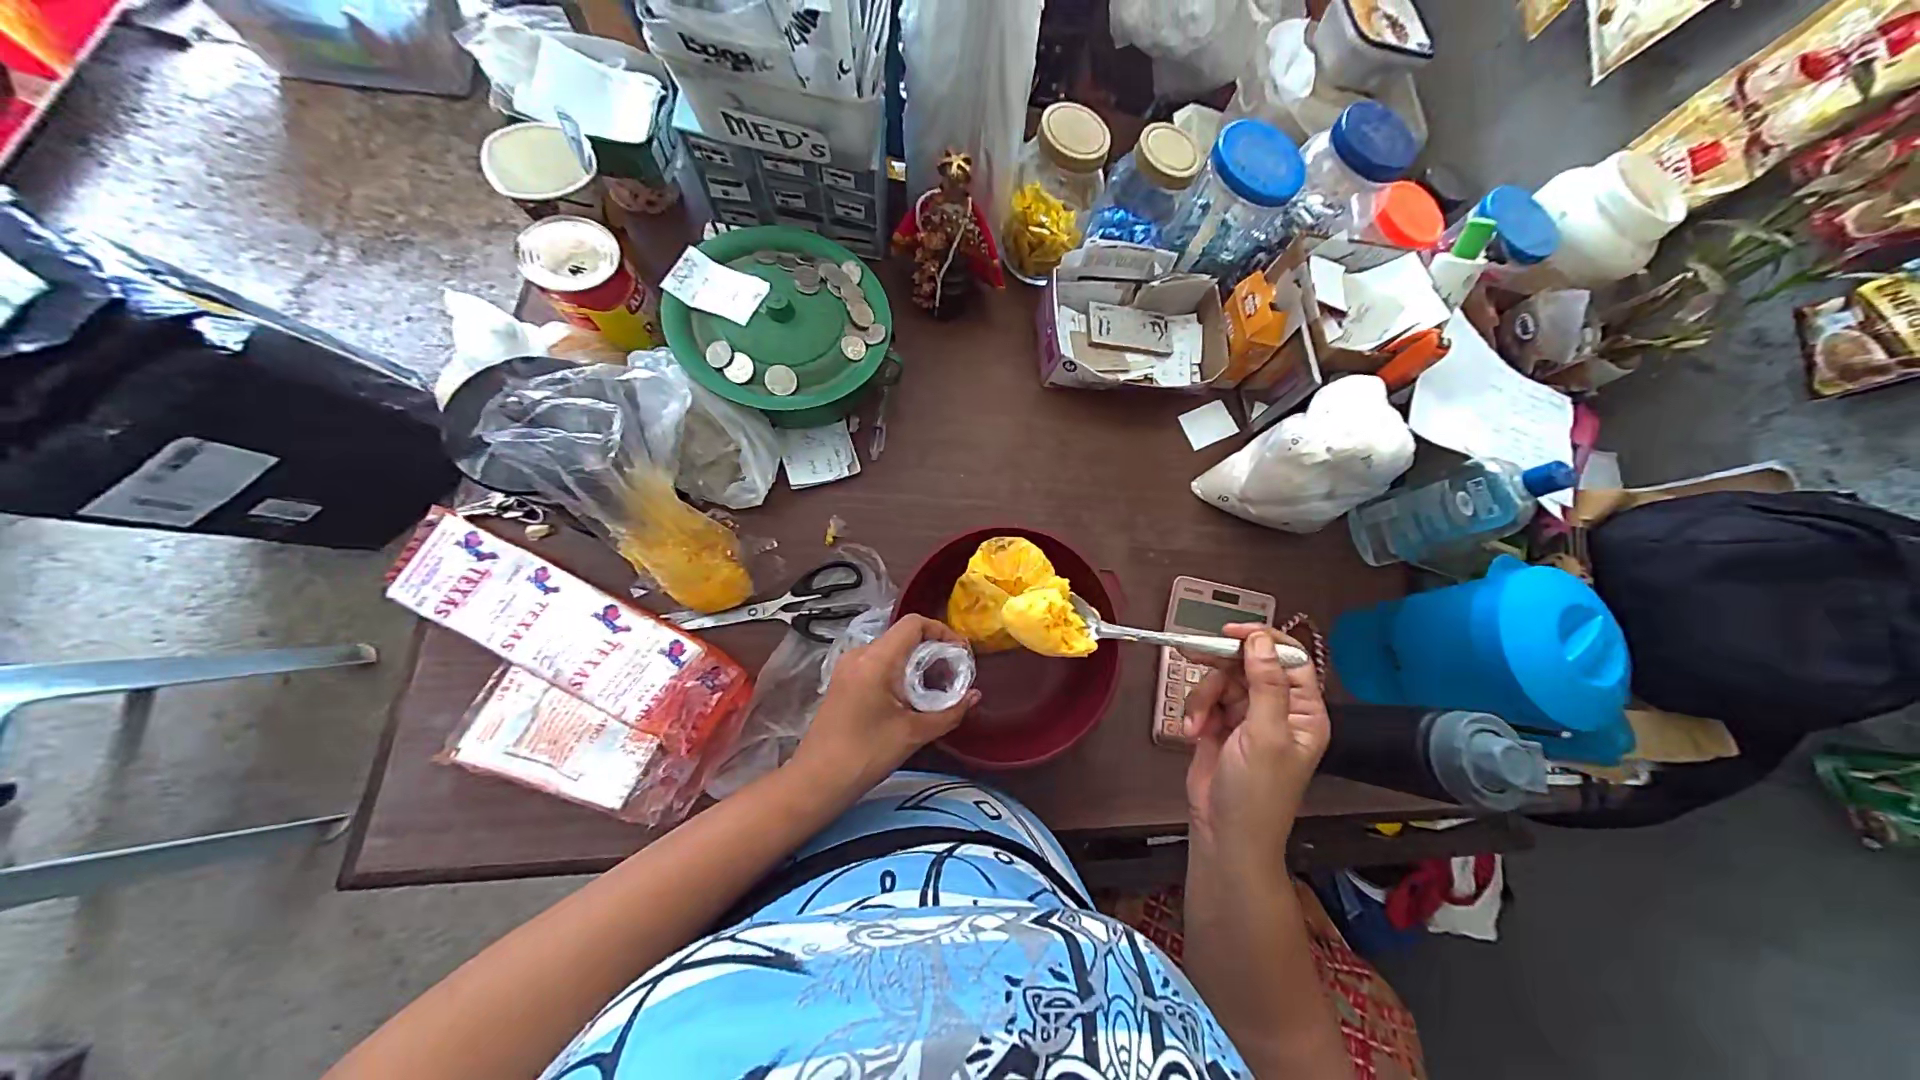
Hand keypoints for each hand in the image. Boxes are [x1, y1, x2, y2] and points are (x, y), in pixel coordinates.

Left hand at [788, 615, 980, 798]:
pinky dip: (901, 673)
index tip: (961, 657)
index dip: (943, 632)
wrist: (816, 782)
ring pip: (893, 650)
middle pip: (905, 636)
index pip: (915, 624)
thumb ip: (950, 711)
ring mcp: (848, 667)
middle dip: (934, 653)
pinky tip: (913, 699)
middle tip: (954, 679)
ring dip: (918, 665)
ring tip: (938, 692)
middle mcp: (859, 655)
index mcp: (876, 660)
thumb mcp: (914, 733)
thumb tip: (975, 695)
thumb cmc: (865, 755)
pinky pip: (879, 664)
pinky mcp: (844, 681)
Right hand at [1182, 625, 1329, 869]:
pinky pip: (1205, 699)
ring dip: (1204, 696)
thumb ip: (1265, 684)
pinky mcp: (1220, 724)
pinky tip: (1193, 732)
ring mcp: (1247, 717)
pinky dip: (1195, 711)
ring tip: (1197, 723)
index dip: (1262, 641)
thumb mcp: (1265, 735)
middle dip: (1221, 665)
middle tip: (1195, 653)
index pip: (1288, 659)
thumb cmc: (1257, 794)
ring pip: (1222, 680)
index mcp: (1303, 711)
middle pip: (1248, 664)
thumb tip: (1261, 641)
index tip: (1232, 633)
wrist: (1225, 833)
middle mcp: (1277, 709)